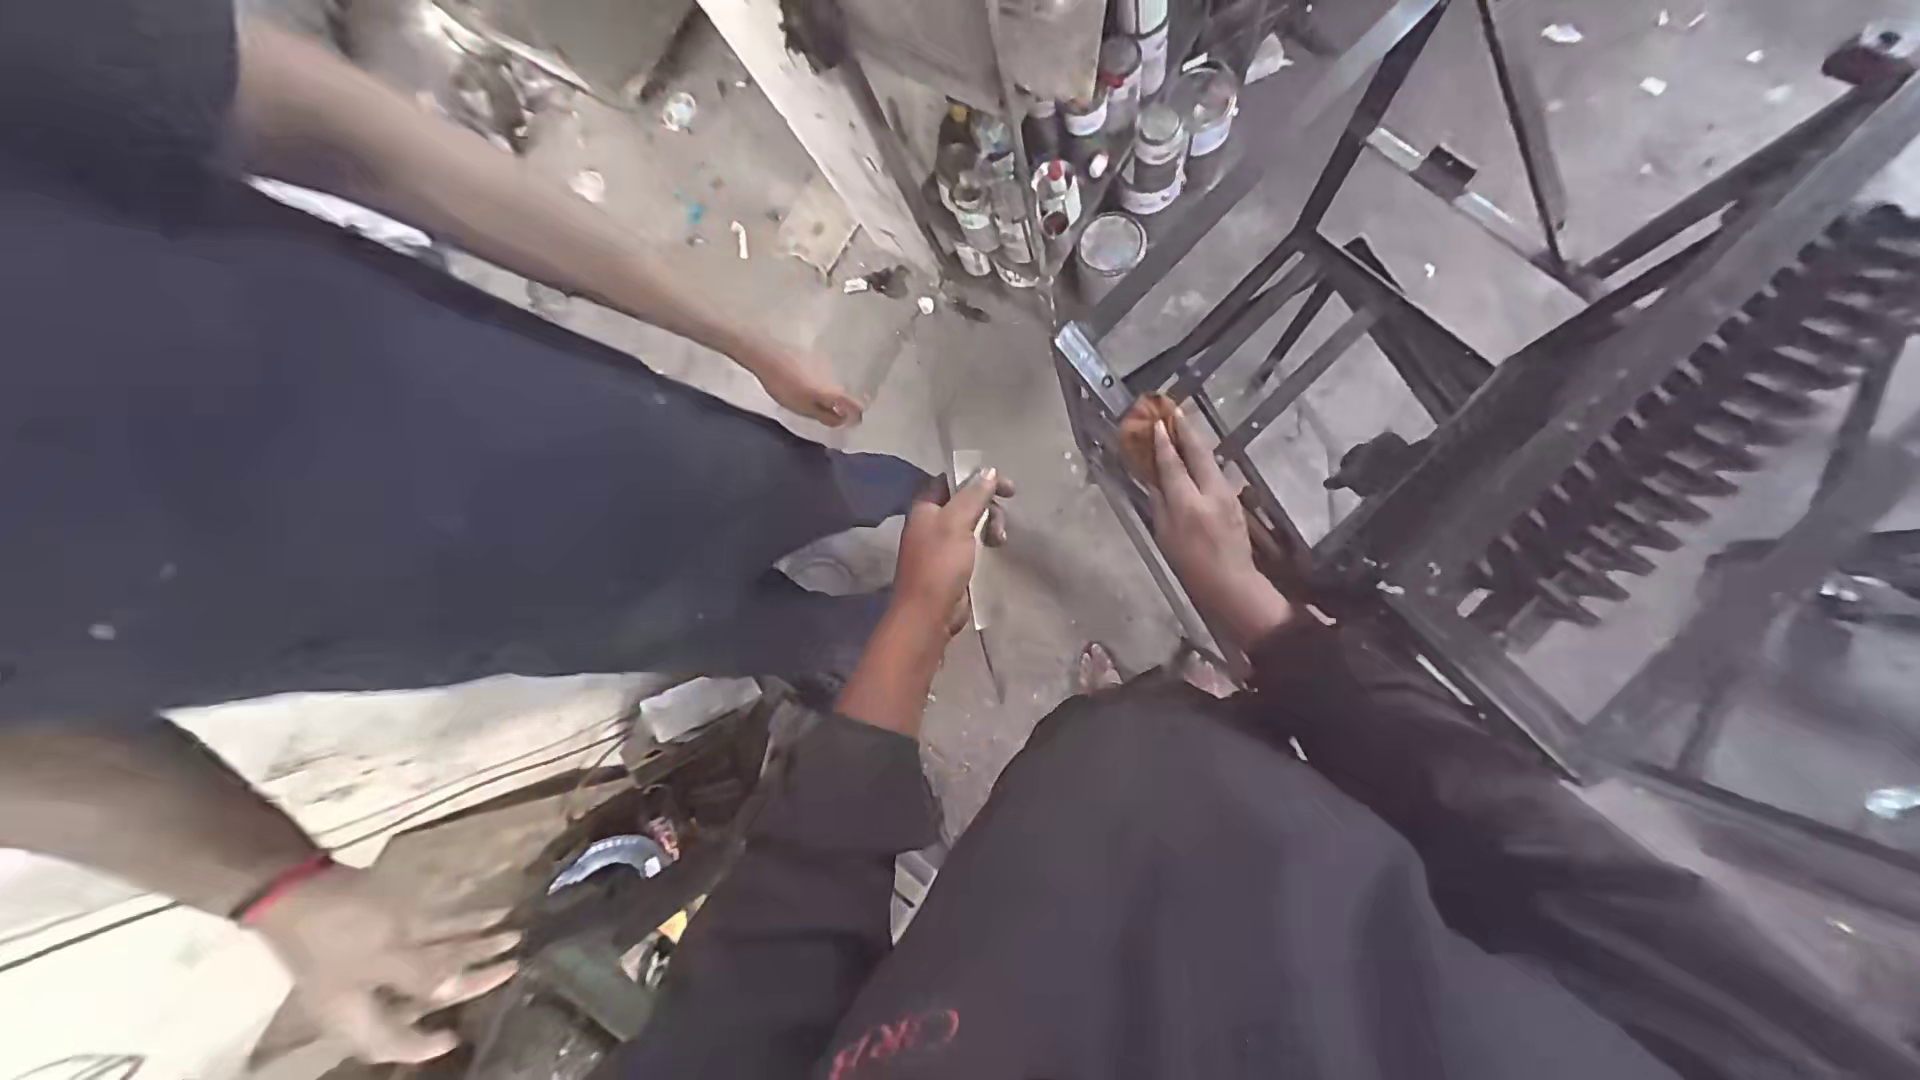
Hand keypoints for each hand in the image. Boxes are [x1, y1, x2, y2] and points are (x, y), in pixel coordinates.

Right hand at [251, 864, 519, 1062]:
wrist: (301, 886)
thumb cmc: (338, 928)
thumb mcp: (380, 956)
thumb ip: (419, 974)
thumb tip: (454, 990)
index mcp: (353, 1010)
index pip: (388, 1042)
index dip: (420, 1046)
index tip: (457, 1040)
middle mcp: (369, 987)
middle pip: (426, 992)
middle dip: (470, 982)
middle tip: (513, 967)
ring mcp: (381, 954)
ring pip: (436, 956)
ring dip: (475, 947)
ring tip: (515, 937)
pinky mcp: (392, 923)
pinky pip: (436, 928)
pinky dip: (465, 923)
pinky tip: (498, 913)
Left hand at [747, 346, 863, 426]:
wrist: (766, 356)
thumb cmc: (785, 386)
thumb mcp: (804, 409)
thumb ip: (826, 416)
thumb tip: (844, 421)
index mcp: (835, 392)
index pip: (857, 405)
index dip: (856, 416)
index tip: (848, 423)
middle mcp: (835, 378)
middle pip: (847, 395)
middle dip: (843, 406)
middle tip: (829, 416)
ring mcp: (825, 367)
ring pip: (835, 385)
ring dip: (831, 395)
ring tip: (815, 402)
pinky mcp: (814, 359)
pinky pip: (825, 377)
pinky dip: (821, 384)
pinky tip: (807, 387)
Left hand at [892, 469, 1013, 635]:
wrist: (928, 613)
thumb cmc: (939, 563)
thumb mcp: (957, 523)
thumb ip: (973, 495)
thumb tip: (990, 471)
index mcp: (925, 506)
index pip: (951, 480)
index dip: (978, 478)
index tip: (1005, 487)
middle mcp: (932, 521)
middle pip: (966, 501)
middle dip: (989, 506)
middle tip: (1002, 521)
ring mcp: (943, 543)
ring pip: (973, 522)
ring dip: (991, 525)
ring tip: (999, 541)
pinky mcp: (954, 563)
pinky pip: (974, 542)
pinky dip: (987, 542)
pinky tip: (996, 548)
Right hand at [1147, 412, 1292, 648]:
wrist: (1230, 582)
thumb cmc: (1189, 564)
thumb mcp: (1165, 535)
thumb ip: (1160, 503)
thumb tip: (1155, 480)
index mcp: (1187, 503)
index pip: (1173, 465)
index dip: (1163, 444)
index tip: (1156, 425)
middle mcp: (1210, 493)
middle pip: (1198, 452)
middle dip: (1185, 430)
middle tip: (1174, 410)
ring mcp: (1227, 495)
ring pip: (1210, 460)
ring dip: (1196, 442)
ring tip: (1184, 427)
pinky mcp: (1235, 501)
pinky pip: (1216, 473)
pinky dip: (1204, 461)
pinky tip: (1198, 458)